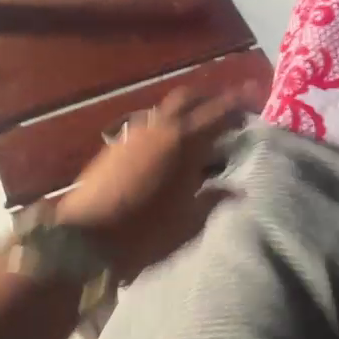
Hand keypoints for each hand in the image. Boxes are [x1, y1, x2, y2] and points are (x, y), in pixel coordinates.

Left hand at [53, 82, 261, 279]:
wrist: (83, 241)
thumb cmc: (145, 233)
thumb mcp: (190, 222)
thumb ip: (215, 199)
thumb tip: (235, 189)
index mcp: (184, 142)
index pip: (220, 111)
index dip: (240, 102)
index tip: (256, 97)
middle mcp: (160, 128)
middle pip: (189, 97)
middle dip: (211, 99)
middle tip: (228, 111)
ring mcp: (134, 134)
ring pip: (166, 110)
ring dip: (186, 113)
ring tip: (201, 130)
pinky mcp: (115, 146)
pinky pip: (149, 125)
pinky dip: (166, 127)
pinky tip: (170, 148)